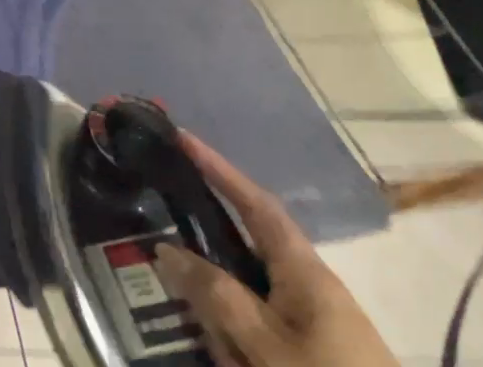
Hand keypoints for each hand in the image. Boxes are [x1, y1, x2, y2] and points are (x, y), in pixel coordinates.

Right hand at [154, 133, 392, 366]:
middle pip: (242, 253)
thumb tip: (168, 249)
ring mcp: (313, 317)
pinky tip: (226, 356)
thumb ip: (214, 293)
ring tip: (215, 348)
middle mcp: (310, 285)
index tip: (182, 138)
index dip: (220, 169)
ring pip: (245, 296)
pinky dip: (235, 339)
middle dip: (205, 268)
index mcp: (305, 272)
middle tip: (169, 278)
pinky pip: (257, 325)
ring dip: (221, 320)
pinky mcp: (311, 344)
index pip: (257, 205)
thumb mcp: (263, 341)